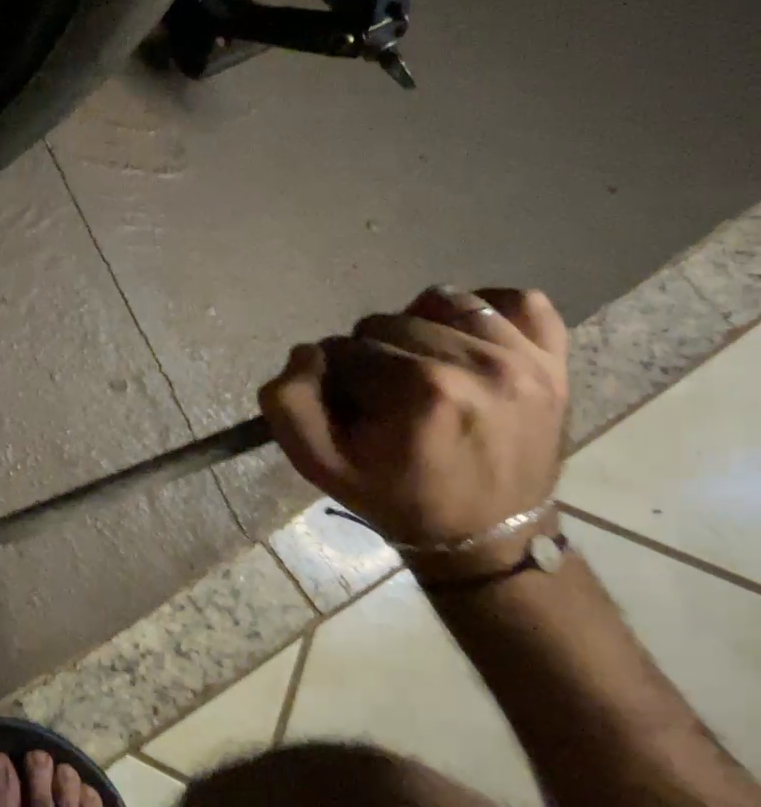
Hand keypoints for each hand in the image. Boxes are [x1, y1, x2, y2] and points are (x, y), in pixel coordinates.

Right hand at [258, 286, 570, 561]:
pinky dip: (487, 311)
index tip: (348, 409)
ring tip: (420, 365)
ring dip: (419, 328)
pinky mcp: (553, 361)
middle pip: (390, 322)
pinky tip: (466, 340)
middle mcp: (479, 363)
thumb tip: (309, 353)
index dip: (334, 377)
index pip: (344, 348)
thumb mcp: (316, 462)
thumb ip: (287, 399)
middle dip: (373, 353)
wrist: (487, 537)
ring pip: (443, 303)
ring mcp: (524, 359)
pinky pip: (520, 302)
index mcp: (421, 389)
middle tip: (382, 396)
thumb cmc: (395, 496)